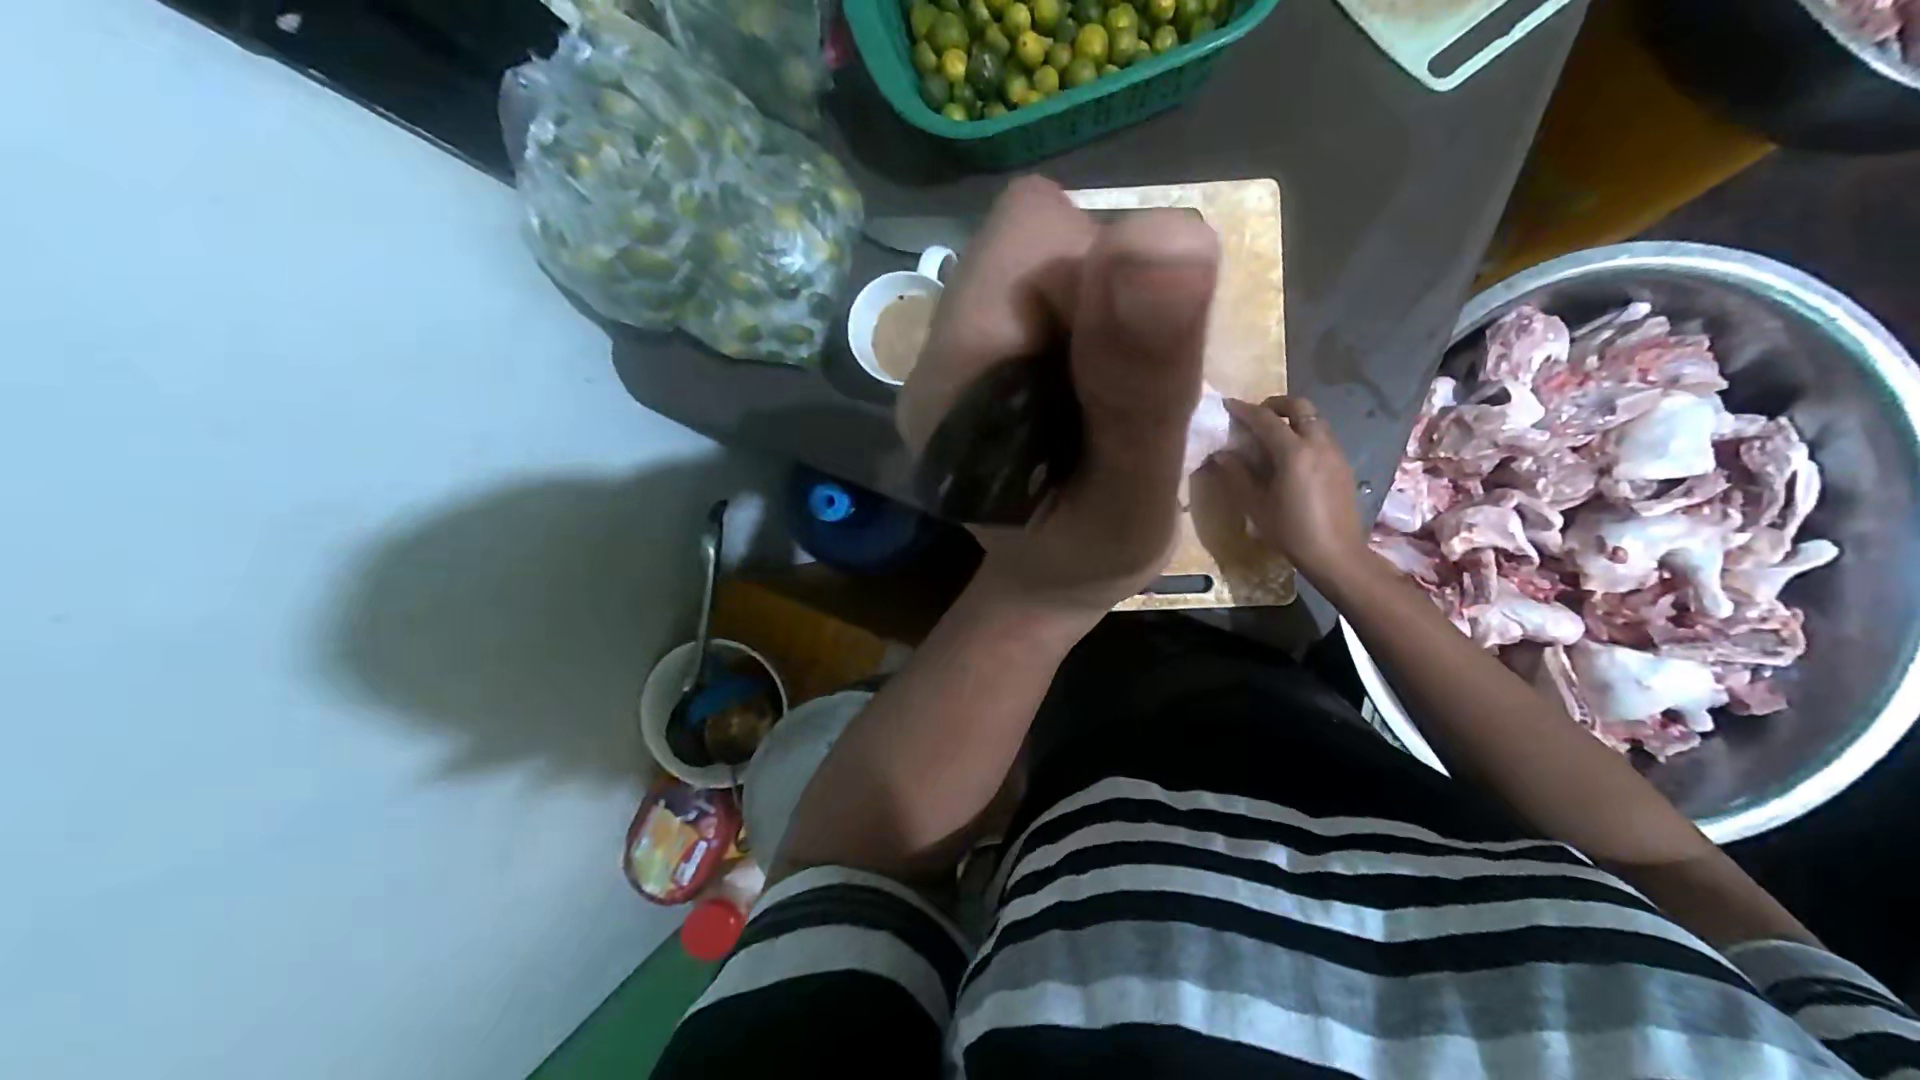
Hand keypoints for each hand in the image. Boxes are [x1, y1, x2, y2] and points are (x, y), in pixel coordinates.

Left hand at [897, 176, 1219, 618]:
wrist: (1048, 575)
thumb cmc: (1092, 555)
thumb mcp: (1134, 492)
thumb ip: (1143, 382)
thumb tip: (1169, 230)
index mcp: (952, 385)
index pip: (1030, 238)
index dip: (1105, 273)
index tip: (1138, 360)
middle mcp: (933, 349)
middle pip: (1032, 233)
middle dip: (1106, 285)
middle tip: (1128, 376)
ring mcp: (950, 346)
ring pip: (1042, 250)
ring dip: (1101, 297)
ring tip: (1112, 382)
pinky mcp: (974, 348)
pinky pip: (1044, 280)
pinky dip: (1090, 309)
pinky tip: (1094, 375)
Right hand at [1207, 395, 1369, 583]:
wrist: (1336, 554)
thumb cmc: (1290, 531)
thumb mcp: (1256, 504)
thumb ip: (1237, 474)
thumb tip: (1222, 454)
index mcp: (1294, 452)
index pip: (1266, 419)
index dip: (1244, 410)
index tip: (1228, 405)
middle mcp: (1318, 443)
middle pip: (1299, 406)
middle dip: (1276, 404)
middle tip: (1256, 415)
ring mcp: (1335, 452)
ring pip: (1314, 419)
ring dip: (1292, 418)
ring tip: (1272, 435)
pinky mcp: (1343, 464)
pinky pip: (1322, 436)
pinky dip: (1304, 433)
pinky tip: (1291, 455)